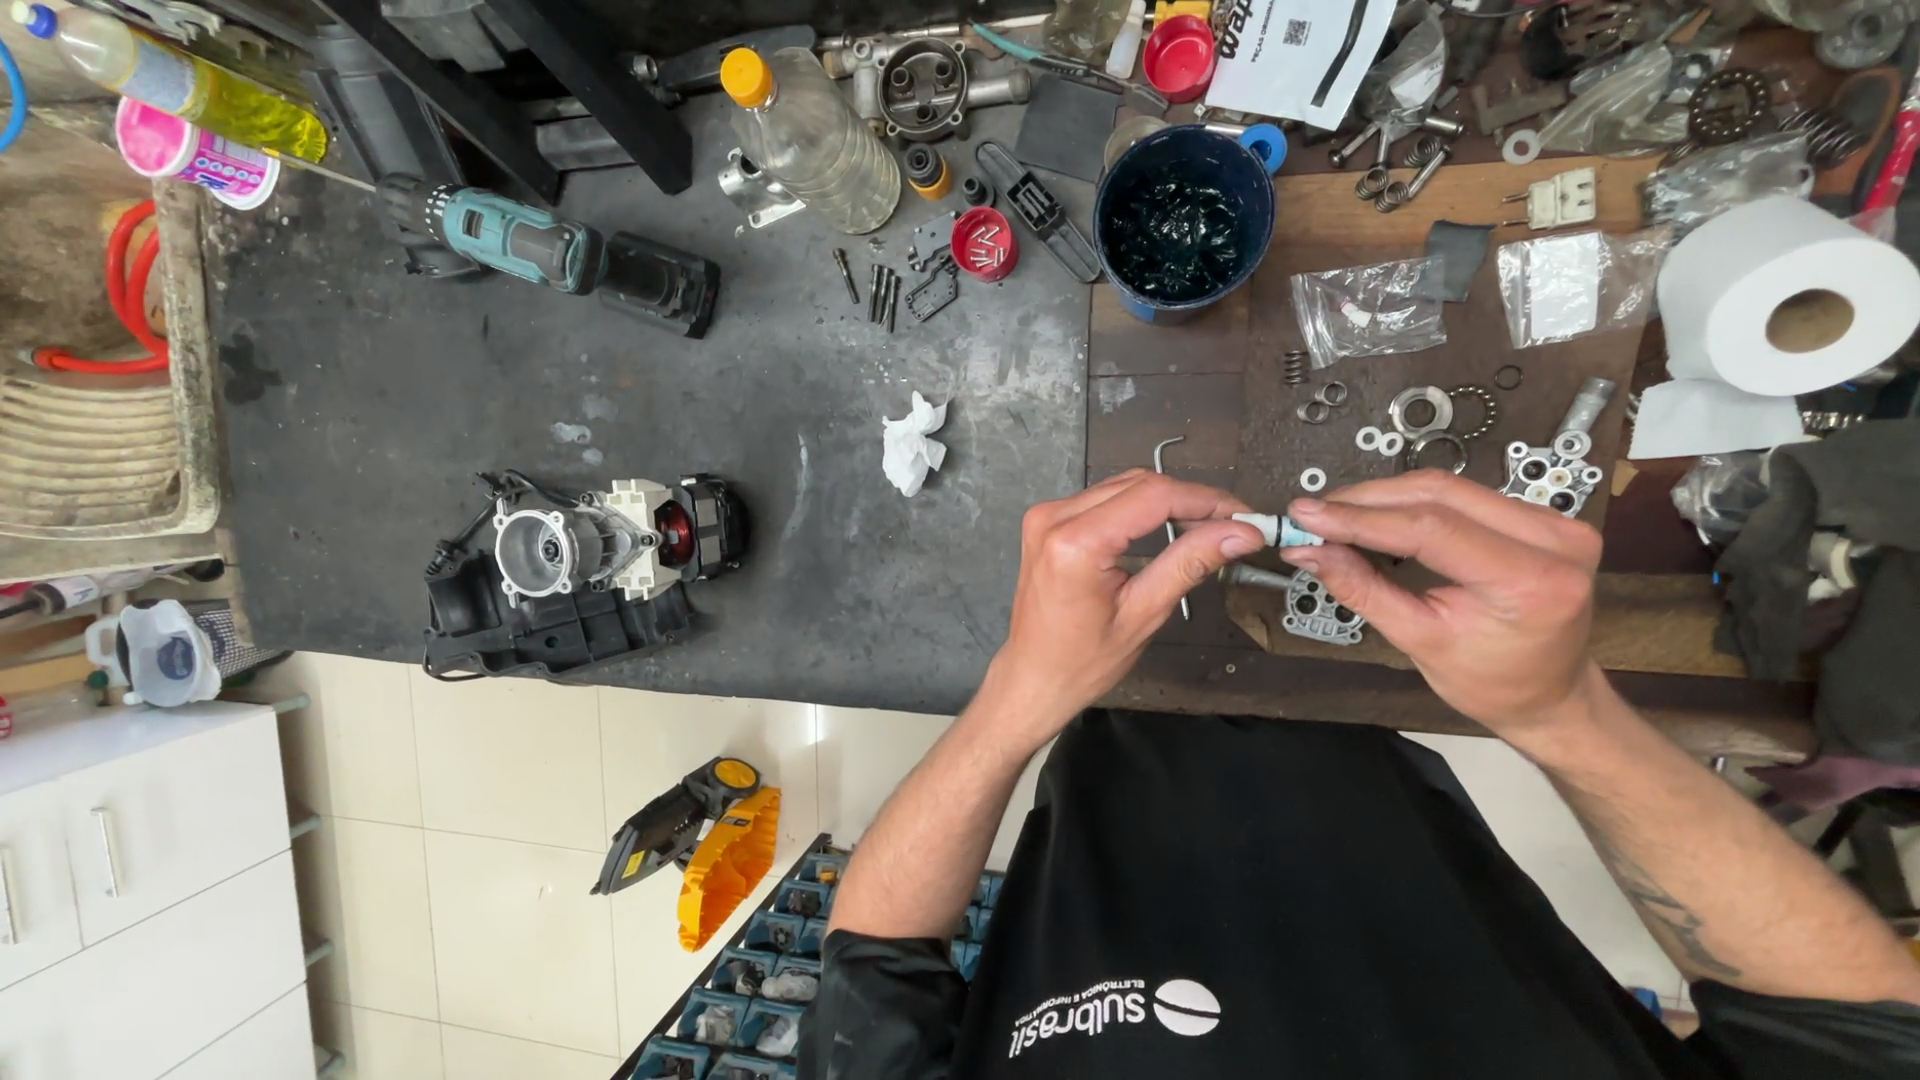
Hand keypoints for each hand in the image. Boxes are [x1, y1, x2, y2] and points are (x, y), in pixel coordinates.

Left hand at [980, 470, 1264, 745]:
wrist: (1033, 675)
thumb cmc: (1082, 660)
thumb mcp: (1144, 613)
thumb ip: (1190, 564)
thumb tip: (1239, 533)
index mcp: (1075, 543)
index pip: (1154, 496)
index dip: (1206, 501)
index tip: (1244, 516)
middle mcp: (1054, 518)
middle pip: (1139, 484)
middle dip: (1191, 499)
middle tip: (1233, 524)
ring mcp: (1047, 516)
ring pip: (1123, 485)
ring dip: (1167, 500)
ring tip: (1207, 526)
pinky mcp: (1047, 520)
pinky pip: (1104, 498)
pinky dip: (1139, 506)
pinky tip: (1167, 525)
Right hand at [1282, 470, 1603, 735]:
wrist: (1552, 694)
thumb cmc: (1489, 681)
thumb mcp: (1418, 640)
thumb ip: (1362, 589)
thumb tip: (1307, 552)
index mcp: (1530, 580)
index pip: (1431, 528)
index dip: (1360, 518)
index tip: (1305, 514)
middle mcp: (1553, 538)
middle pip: (1439, 494)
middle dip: (1366, 500)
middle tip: (1312, 513)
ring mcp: (1552, 521)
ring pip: (1446, 487)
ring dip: (1382, 497)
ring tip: (1334, 514)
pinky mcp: (1539, 516)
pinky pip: (1460, 495)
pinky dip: (1408, 502)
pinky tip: (1373, 515)